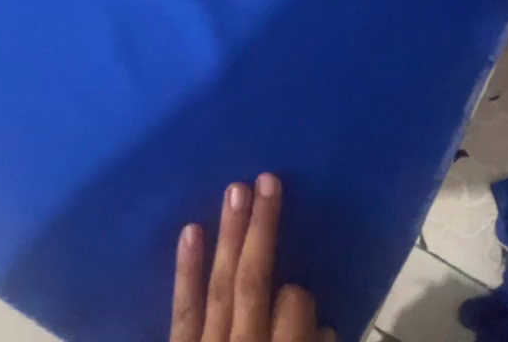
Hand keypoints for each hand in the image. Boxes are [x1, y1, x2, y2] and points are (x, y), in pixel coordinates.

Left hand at [171, 175, 332, 341]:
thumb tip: (324, 327)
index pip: (293, 306)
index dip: (299, 293)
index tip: (300, 289)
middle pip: (253, 281)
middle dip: (261, 229)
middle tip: (268, 181)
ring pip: (220, 284)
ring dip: (229, 235)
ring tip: (236, 189)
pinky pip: (183, 308)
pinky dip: (186, 270)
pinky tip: (191, 230)